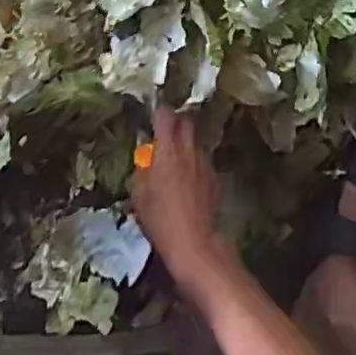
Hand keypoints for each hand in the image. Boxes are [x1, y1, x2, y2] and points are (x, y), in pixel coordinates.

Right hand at [133, 108, 230, 293]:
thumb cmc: (160, 219)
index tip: (153, 117)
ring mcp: (205, 161)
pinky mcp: (216, 177)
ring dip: (187, 145)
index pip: (164, 115)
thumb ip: (142, 170)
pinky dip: (197, 166)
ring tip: (178, 162)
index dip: (158, 112)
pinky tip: (191, 183)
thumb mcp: (139, 195)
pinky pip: (205, 162)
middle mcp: (188, 148)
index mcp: (167, 149)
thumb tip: (145, 159)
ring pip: (196, 142)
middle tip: (166, 136)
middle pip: (186, 121)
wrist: (194, 242)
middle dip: (177, 123)